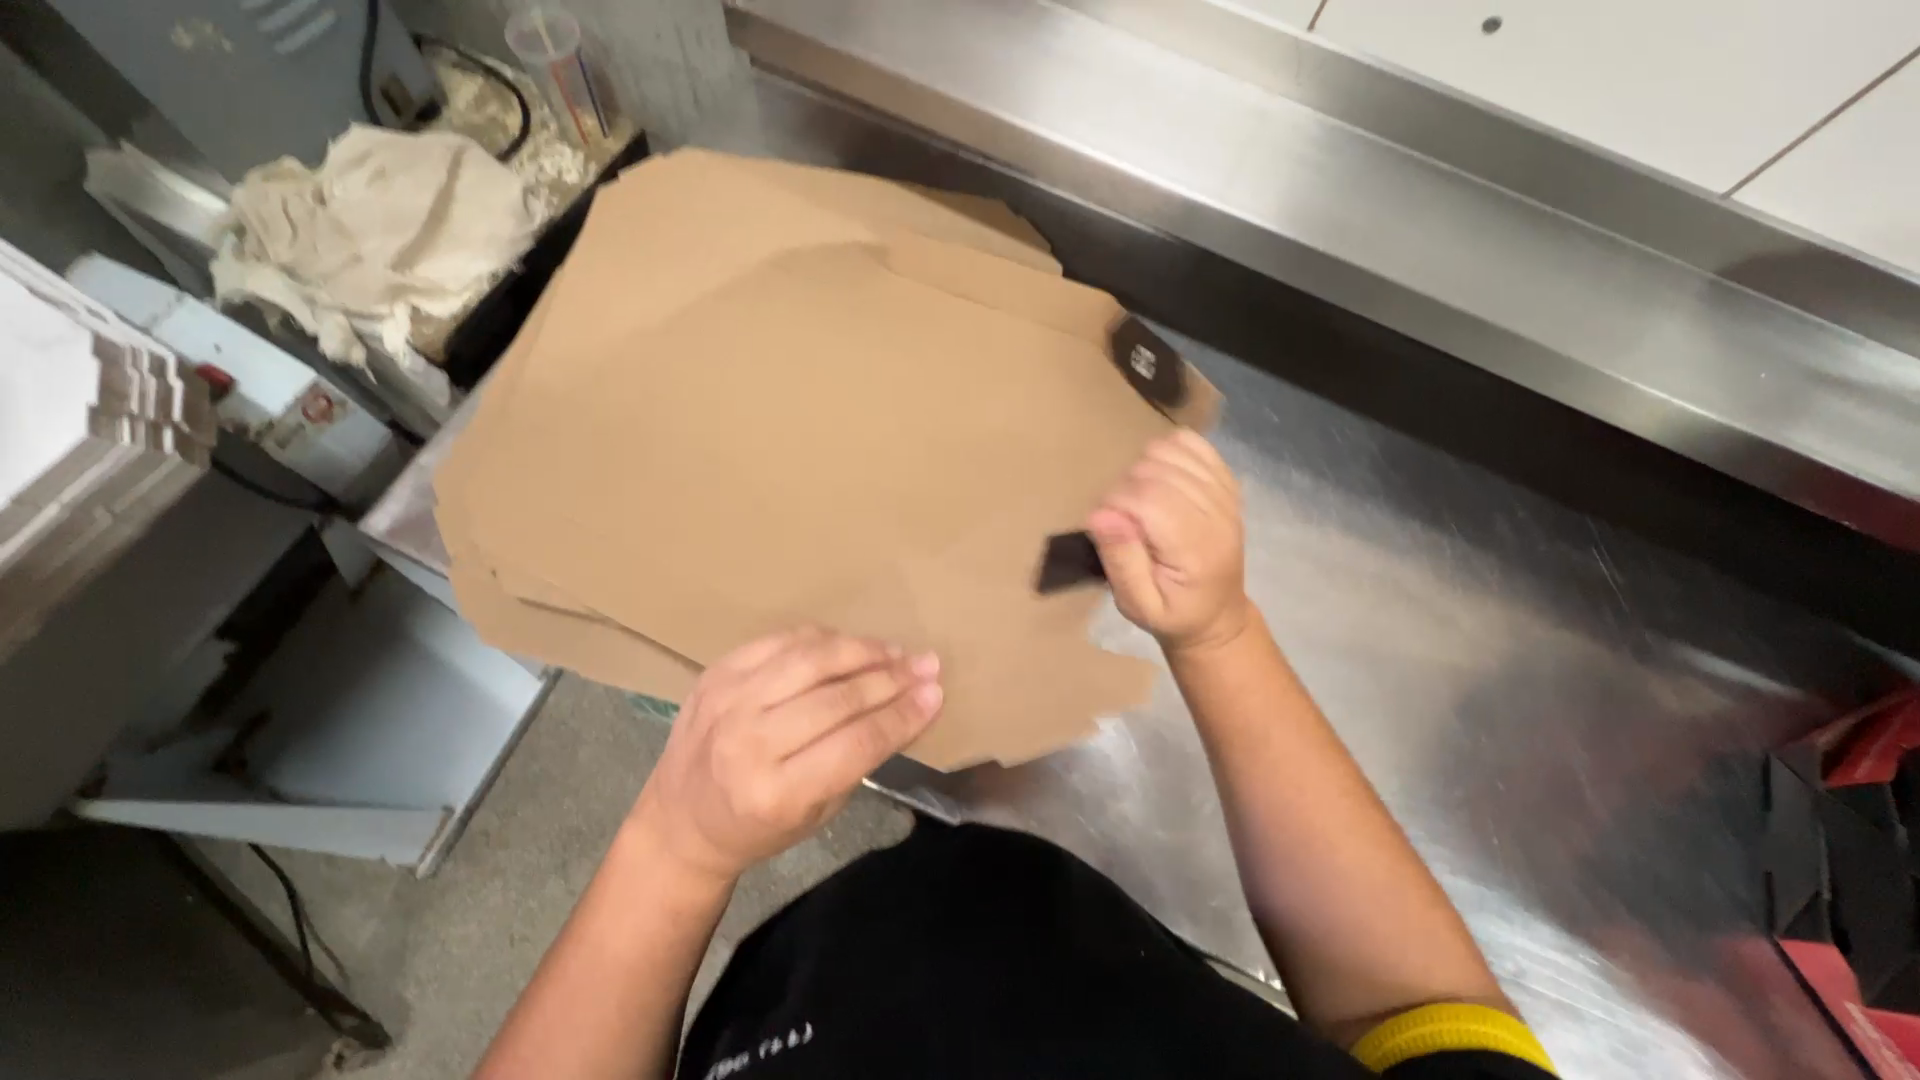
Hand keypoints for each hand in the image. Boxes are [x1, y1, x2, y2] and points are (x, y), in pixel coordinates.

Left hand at [628, 627, 941, 882]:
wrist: (681, 821)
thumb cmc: (757, 829)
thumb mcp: (816, 814)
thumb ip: (857, 761)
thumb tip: (905, 704)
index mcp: (776, 793)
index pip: (856, 742)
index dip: (902, 716)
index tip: (936, 695)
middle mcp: (749, 742)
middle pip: (837, 698)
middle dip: (892, 679)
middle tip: (927, 666)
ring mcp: (728, 702)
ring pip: (810, 660)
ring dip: (861, 651)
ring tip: (894, 651)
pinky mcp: (716, 674)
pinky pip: (780, 642)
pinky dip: (821, 639)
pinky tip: (849, 644)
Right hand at [1088, 430, 1249, 654]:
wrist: (1217, 613)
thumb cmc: (1172, 613)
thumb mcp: (1137, 605)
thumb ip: (1120, 562)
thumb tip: (1101, 515)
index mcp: (1197, 548)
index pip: (1148, 498)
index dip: (1115, 504)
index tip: (1108, 528)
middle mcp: (1218, 513)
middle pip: (1157, 470)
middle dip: (1125, 489)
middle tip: (1123, 521)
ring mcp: (1225, 493)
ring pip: (1170, 451)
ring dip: (1143, 469)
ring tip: (1140, 502)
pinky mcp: (1226, 481)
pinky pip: (1191, 443)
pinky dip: (1167, 452)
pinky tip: (1160, 480)